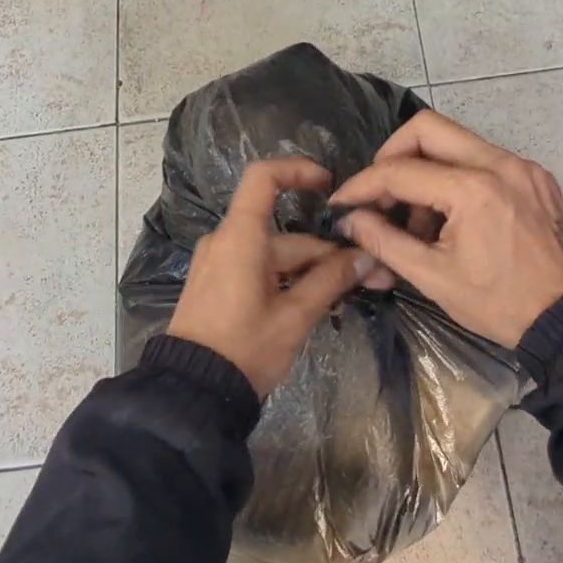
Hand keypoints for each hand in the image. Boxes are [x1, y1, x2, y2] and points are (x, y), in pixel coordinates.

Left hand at [168, 157, 372, 396]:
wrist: (192, 393)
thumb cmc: (244, 349)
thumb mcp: (294, 316)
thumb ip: (332, 281)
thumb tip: (367, 257)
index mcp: (241, 237)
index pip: (264, 178)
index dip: (298, 170)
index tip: (330, 186)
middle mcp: (227, 242)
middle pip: (287, 234)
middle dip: (329, 253)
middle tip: (371, 274)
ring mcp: (220, 264)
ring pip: (278, 256)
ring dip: (313, 272)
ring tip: (351, 296)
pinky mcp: (219, 286)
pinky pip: (262, 271)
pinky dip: (290, 281)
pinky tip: (319, 304)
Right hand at [330, 111, 562, 347]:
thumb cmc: (497, 305)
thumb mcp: (433, 277)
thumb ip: (383, 240)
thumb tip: (347, 219)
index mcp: (473, 189)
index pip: (400, 170)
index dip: (362, 185)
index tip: (342, 202)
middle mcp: (500, 163)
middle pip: (428, 128)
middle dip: (392, 155)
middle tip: (379, 191)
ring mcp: (522, 166)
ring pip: (457, 141)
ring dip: (426, 170)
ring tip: (419, 220)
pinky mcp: (535, 176)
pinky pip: (483, 159)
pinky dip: (457, 178)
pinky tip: (452, 218)